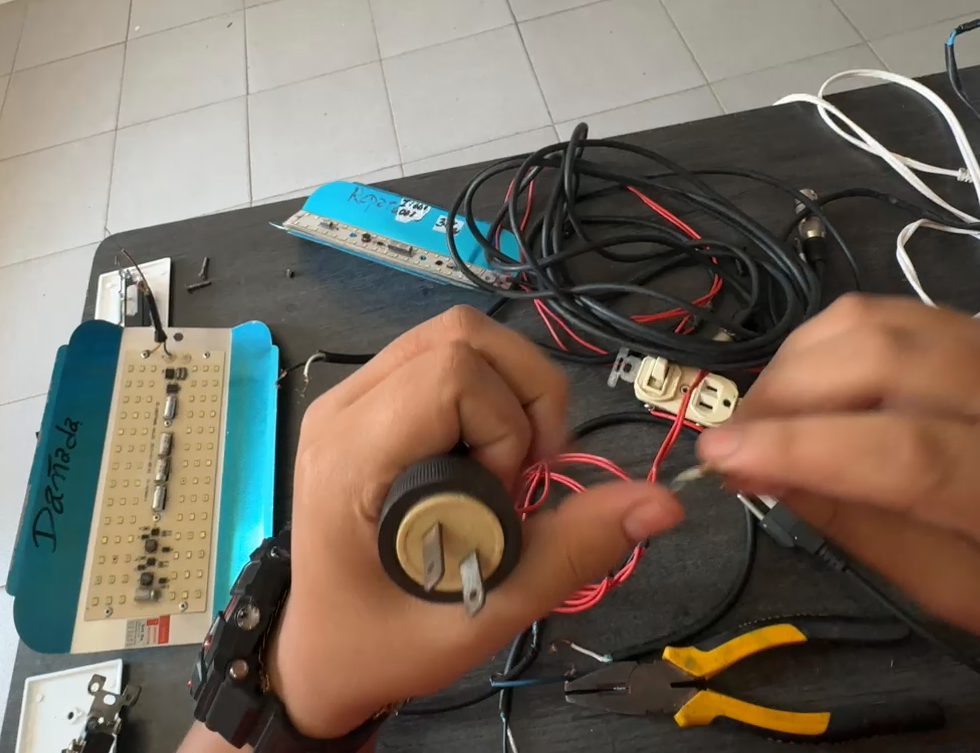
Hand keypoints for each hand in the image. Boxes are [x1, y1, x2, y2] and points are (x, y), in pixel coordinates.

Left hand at [266, 306, 684, 735]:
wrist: (317, 648)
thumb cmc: (383, 643)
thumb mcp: (481, 614)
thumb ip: (570, 553)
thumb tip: (662, 503)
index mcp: (351, 454)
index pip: (451, 375)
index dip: (505, 426)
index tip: (506, 496)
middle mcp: (342, 403)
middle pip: (460, 334)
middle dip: (522, 394)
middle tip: (526, 469)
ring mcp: (349, 392)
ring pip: (455, 332)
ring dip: (511, 385)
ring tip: (511, 459)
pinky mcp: (366, 393)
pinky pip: (441, 352)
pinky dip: (489, 385)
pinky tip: (487, 446)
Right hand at [697, 294, 979, 667]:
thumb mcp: (962, 599)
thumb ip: (858, 525)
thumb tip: (753, 467)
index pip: (920, 456)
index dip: (805, 446)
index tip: (718, 454)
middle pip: (895, 357)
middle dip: (790, 388)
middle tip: (735, 434)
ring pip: (884, 318)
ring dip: (800, 359)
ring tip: (767, 412)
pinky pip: (893, 311)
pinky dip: (827, 343)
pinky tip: (811, 385)